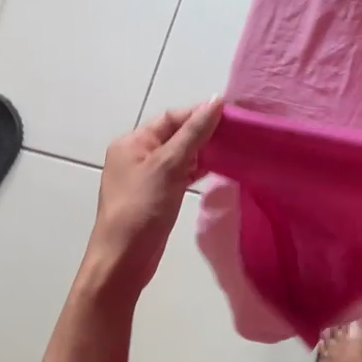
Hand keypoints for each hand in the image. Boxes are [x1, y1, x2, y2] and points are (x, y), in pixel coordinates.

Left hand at [79, 98, 222, 305]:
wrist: (123, 261)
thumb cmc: (142, 207)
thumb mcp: (169, 165)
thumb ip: (194, 132)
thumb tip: (216, 100)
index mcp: (132, 142)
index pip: (172, 117)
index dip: (201, 114)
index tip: (233, 115)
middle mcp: (137, 155)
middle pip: (177, 134)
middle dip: (205, 132)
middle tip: (238, 132)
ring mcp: (147, 176)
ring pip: (181, 154)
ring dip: (204, 151)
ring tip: (234, 148)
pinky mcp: (158, 195)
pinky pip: (182, 173)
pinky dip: (199, 169)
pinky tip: (220, 168)